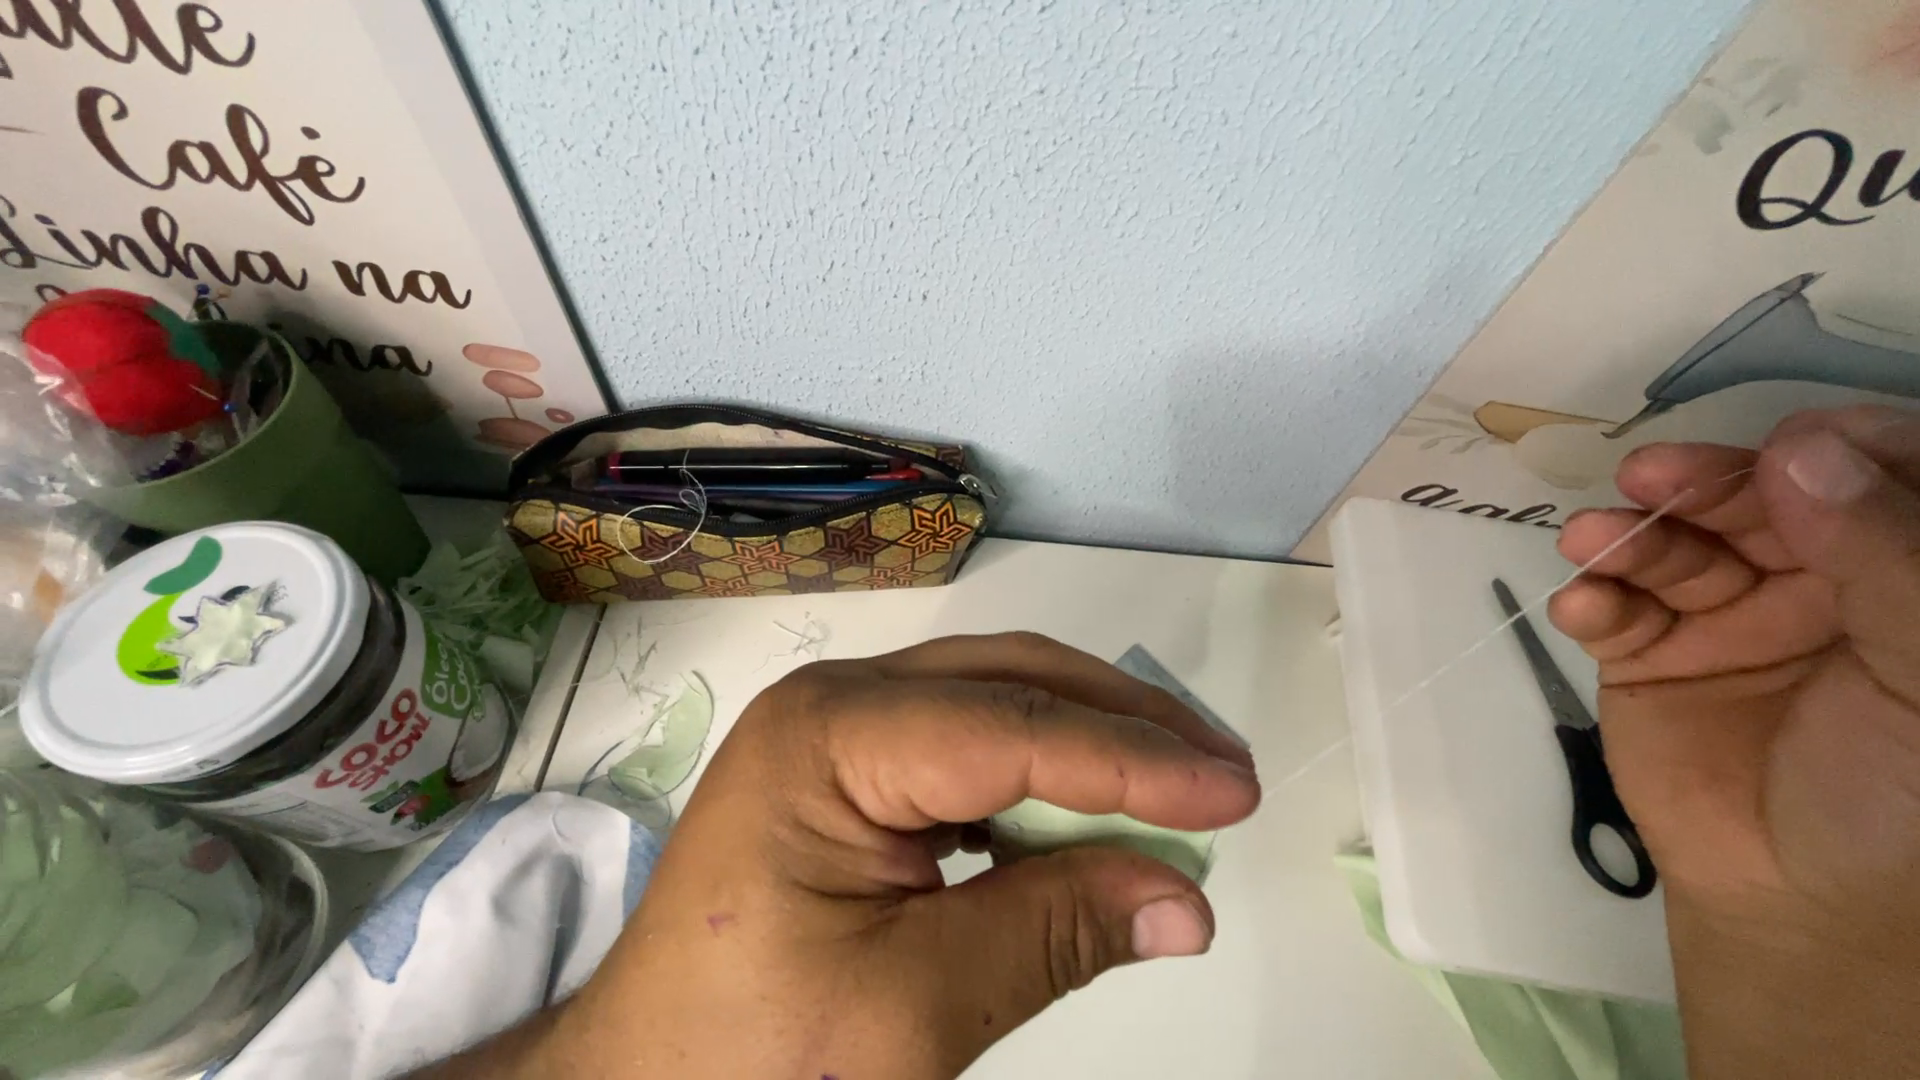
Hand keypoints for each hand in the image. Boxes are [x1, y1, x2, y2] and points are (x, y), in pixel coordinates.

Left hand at [524, 633, 1258, 1078]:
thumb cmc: (752, 1053)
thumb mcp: (909, 1007)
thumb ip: (1051, 935)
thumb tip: (1187, 900)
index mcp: (830, 736)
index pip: (1009, 728)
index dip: (1130, 759)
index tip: (1234, 789)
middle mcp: (836, 702)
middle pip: (1005, 682)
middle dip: (1118, 723)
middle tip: (1221, 768)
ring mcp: (841, 728)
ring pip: (992, 699)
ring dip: (1088, 737)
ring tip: (1180, 778)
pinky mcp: (854, 767)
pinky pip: (966, 744)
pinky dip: (1040, 773)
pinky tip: (1089, 808)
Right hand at [1548, 406, 1919, 1076]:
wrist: (1795, 894)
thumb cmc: (1904, 790)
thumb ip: (1883, 557)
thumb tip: (1803, 449)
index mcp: (1901, 575)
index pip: (1873, 480)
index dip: (1837, 451)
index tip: (1788, 445)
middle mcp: (1811, 581)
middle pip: (1753, 503)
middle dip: (1701, 485)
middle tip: (1649, 476)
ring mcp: (1716, 615)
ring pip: (1670, 549)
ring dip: (1629, 538)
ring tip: (1589, 541)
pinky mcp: (1640, 651)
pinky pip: (1613, 611)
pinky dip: (1594, 602)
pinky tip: (1586, 608)